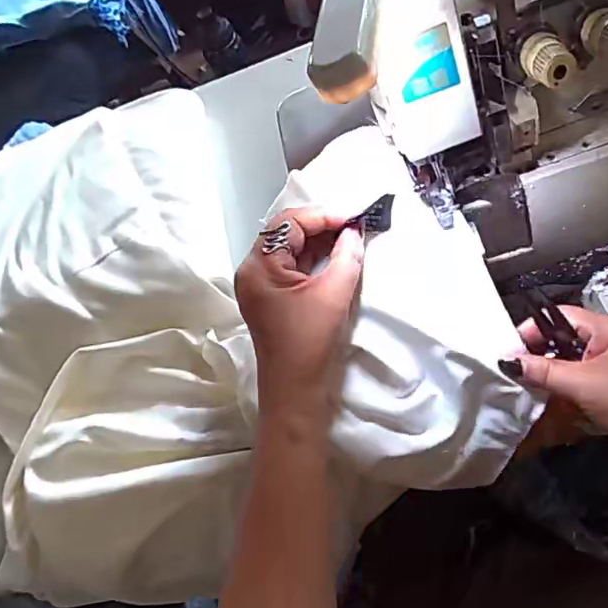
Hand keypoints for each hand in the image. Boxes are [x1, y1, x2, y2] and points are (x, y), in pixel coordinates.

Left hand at [237, 208, 364, 423]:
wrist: (296, 391)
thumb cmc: (310, 342)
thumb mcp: (334, 294)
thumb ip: (347, 256)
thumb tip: (354, 232)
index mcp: (258, 267)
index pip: (288, 223)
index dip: (322, 216)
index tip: (354, 219)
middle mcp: (253, 272)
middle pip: (286, 233)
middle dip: (321, 226)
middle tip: (355, 226)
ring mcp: (260, 286)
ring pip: (290, 250)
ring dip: (319, 242)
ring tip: (351, 238)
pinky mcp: (272, 299)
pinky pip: (292, 268)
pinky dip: (314, 259)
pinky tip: (338, 256)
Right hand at [515, 306, 607, 460]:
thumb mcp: (583, 384)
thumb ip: (544, 371)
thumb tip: (507, 361)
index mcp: (606, 327)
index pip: (559, 316)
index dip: (532, 329)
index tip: (509, 351)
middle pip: (562, 337)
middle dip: (537, 351)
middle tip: (513, 370)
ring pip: (569, 359)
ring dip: (548, 371)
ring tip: (525, 384)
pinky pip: (578, 377)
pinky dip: (562, 384)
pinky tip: (547, 396)